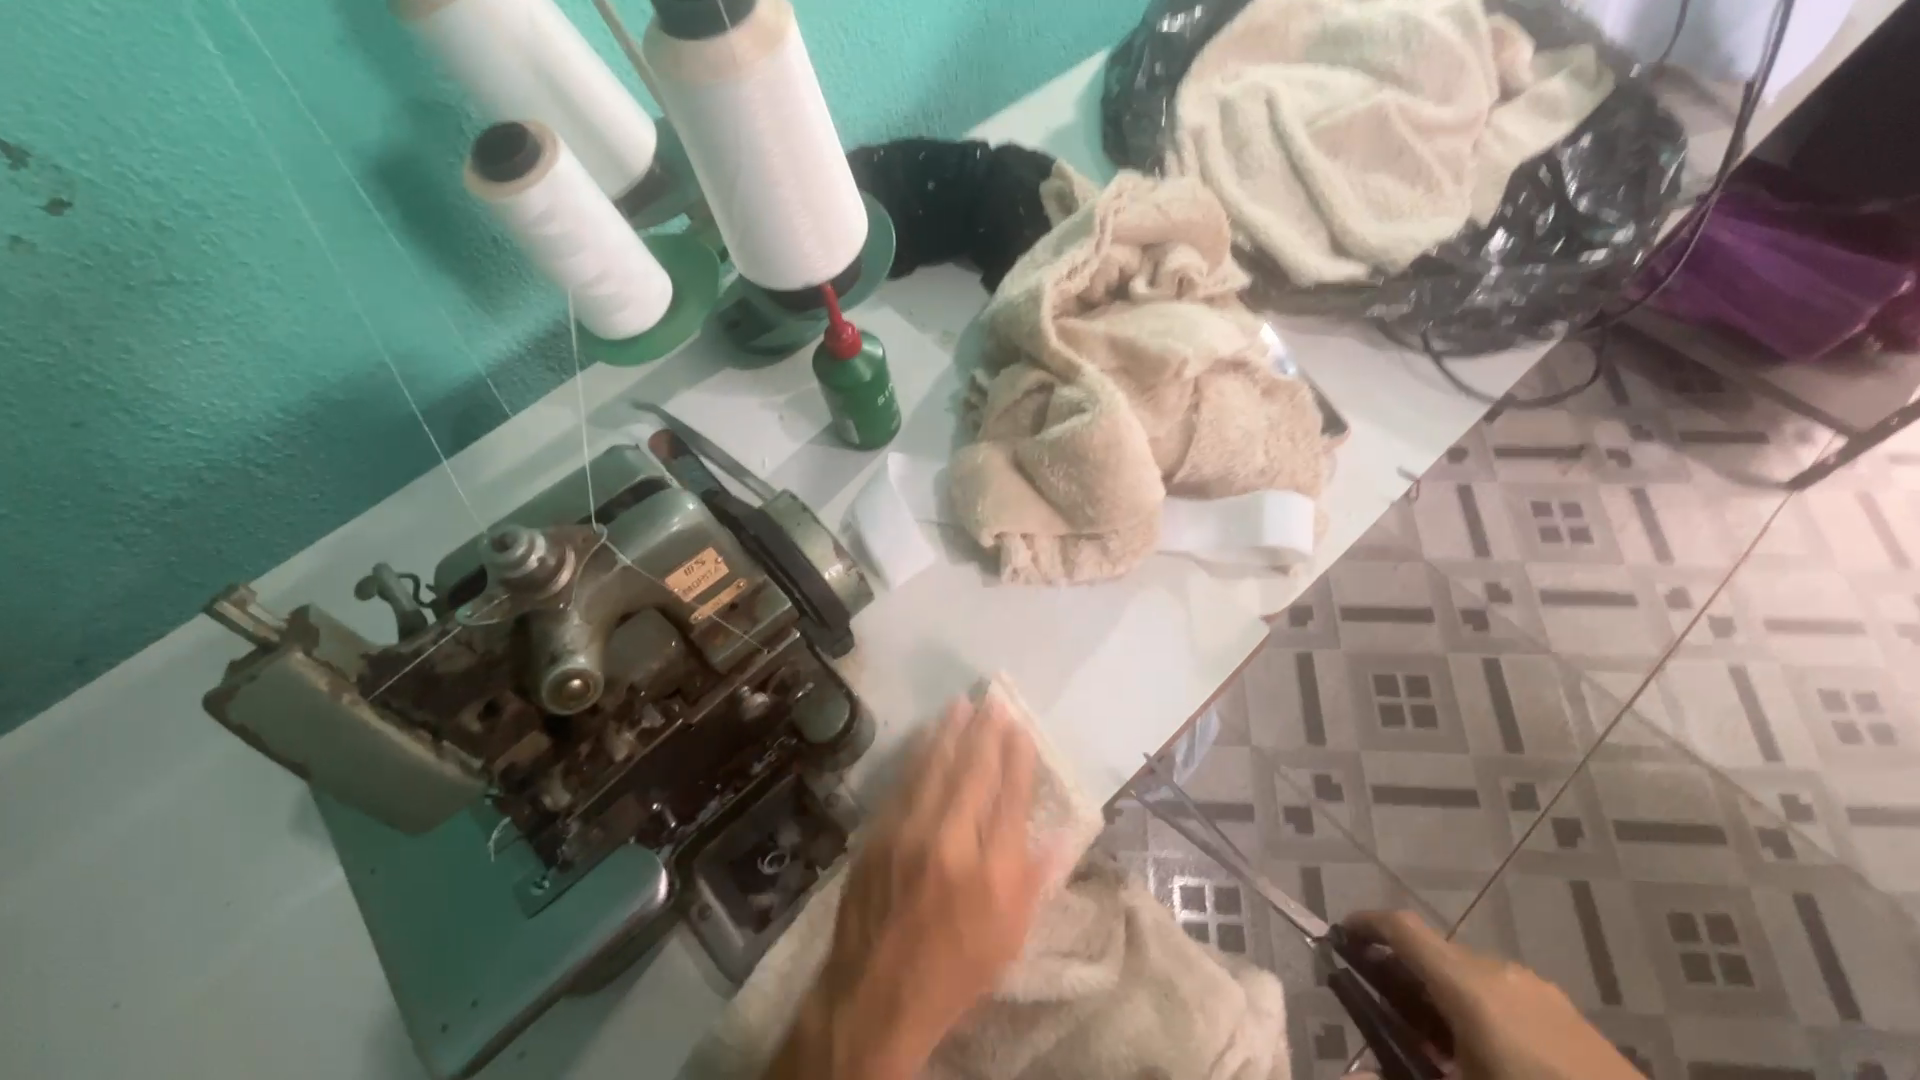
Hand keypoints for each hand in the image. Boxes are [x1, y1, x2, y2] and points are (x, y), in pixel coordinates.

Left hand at [768, 693, 1068, 1079]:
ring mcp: (907, 834)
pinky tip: (925, 740)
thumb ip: (1037, 877)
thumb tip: (1064, 832)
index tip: (1021, 727)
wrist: (877, 994)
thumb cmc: (956, 970)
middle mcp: (950, 841)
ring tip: (961, 705)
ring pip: (933, 769)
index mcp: (991, 869)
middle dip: (985, 732)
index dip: (1018, 757)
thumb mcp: (1011, 935)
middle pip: (972, 772)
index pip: (1011, 796)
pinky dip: (917, 758)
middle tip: (993, 700)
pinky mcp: (877, 837)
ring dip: (949, 734)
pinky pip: (902, 785)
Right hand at [1343, 911, 1642, 1079]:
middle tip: (1383, 1010)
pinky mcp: (1568, 1013)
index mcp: (1467, 987)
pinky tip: (1487, 1055)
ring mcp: (1539, 990)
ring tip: (1435, 1042)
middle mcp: (1499, 972)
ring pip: (1470, 973)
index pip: (1402, 928)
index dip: (1365, 924)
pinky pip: (1505, 993)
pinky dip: (1477, 1007)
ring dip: (1441, 992)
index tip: (1340, 937)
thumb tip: (1349, 1077)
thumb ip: (1400, 1074)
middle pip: (1434, 951)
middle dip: (1401, 970)